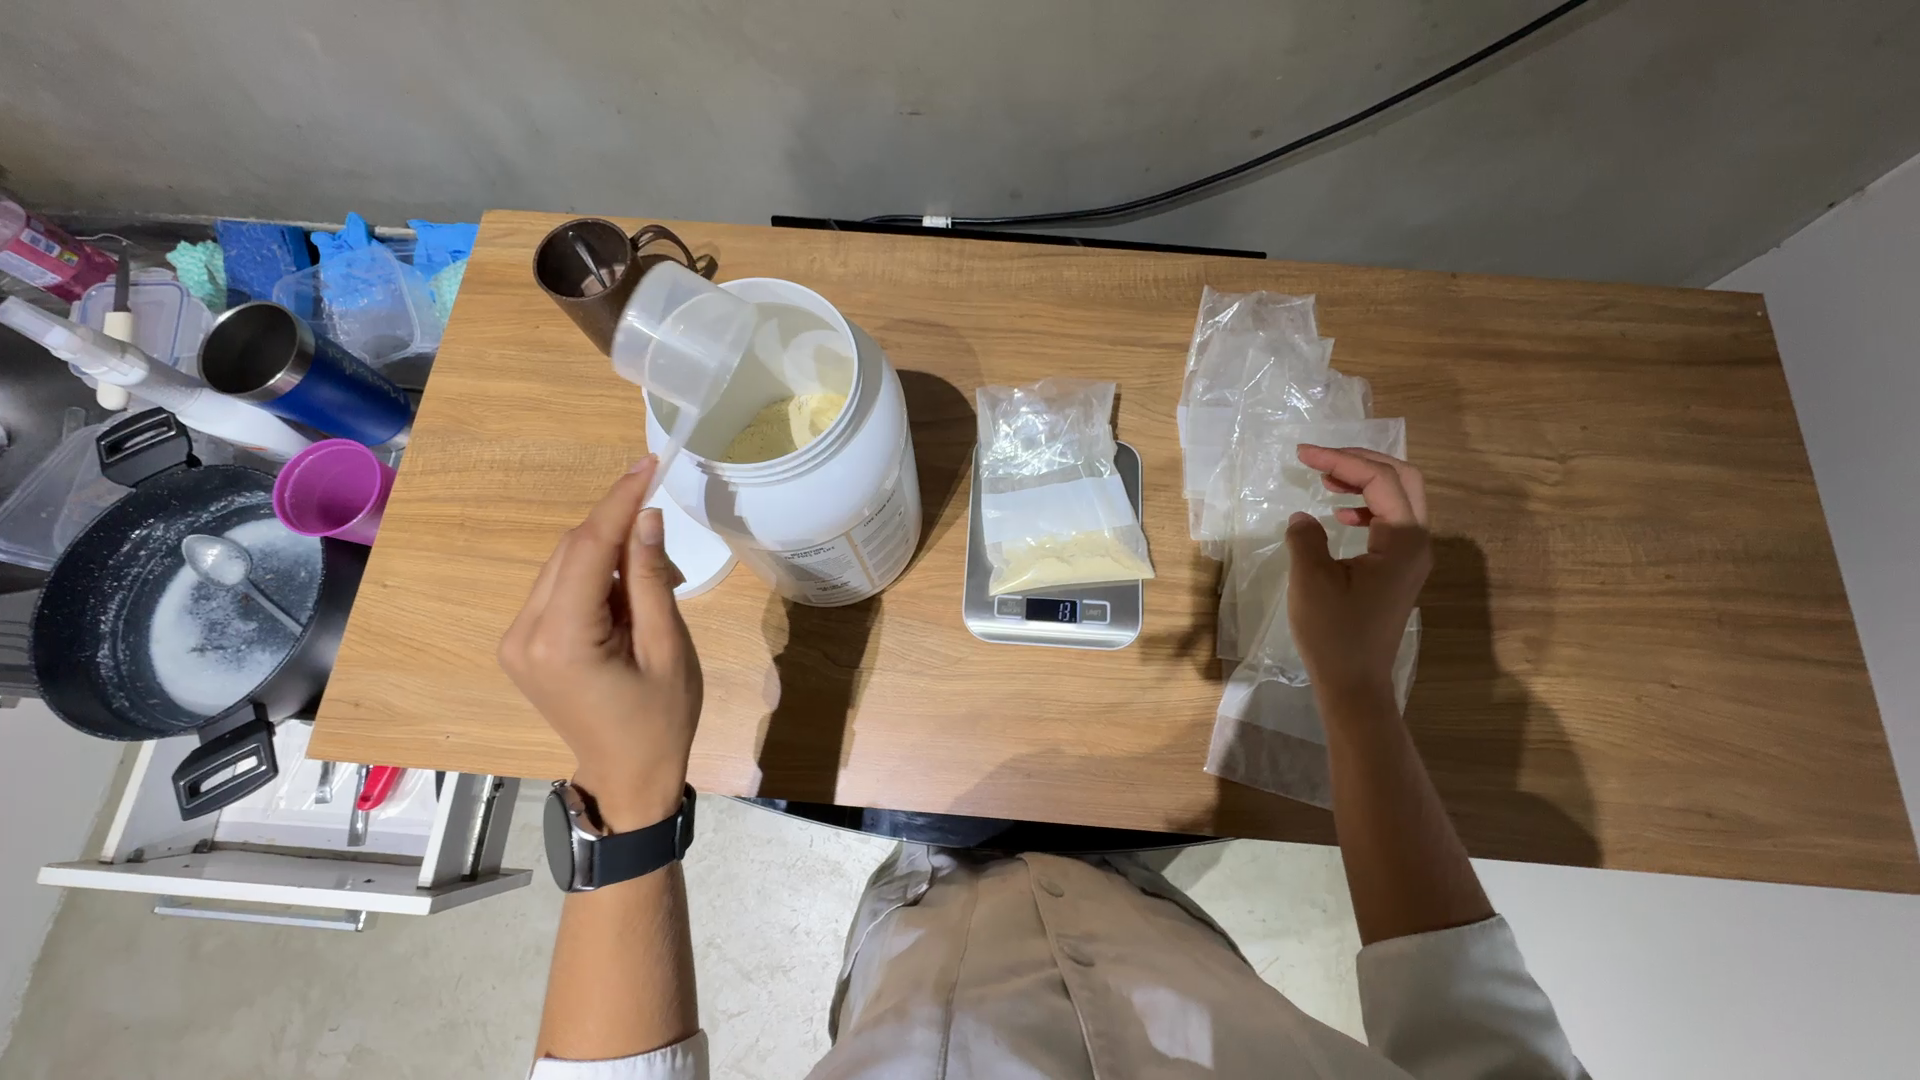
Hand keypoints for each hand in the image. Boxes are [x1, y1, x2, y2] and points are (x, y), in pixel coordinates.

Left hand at [498, 456, 700, 829]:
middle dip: (619, 530)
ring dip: (609, 556)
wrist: (628, 776)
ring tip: (656, 579)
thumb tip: (646, 518)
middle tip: (667, 538)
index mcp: (560, 639)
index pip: (586, 548)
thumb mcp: (668, 647)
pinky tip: (628, 596)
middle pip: (569, 552)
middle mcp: (523, 634)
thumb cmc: (661, 718)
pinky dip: (596, 578)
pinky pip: (560, 589)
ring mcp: (516, 640)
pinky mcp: (523, 645)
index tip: (649, 463)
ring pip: (563, 566)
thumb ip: (650, 579)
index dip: (619, 501)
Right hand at [1284, 445, 1431, 701]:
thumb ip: (1306, 538)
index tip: (1303, 454)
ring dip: (1364, 482)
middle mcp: (1417, 542)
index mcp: (1403, 540)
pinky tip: (1339, 513)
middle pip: (1402, 480)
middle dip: (1361, 462)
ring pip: (1398, 499)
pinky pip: (1390, 522)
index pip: (1379, 480)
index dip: (1341, 460)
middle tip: (1320, 458)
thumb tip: (1303, 517)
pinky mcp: (1398, 570)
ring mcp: (1411, 557)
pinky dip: (1366, 507)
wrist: (1353, 681)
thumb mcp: (1311, 579)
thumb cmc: (1333, 632)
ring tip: (1326, 481)